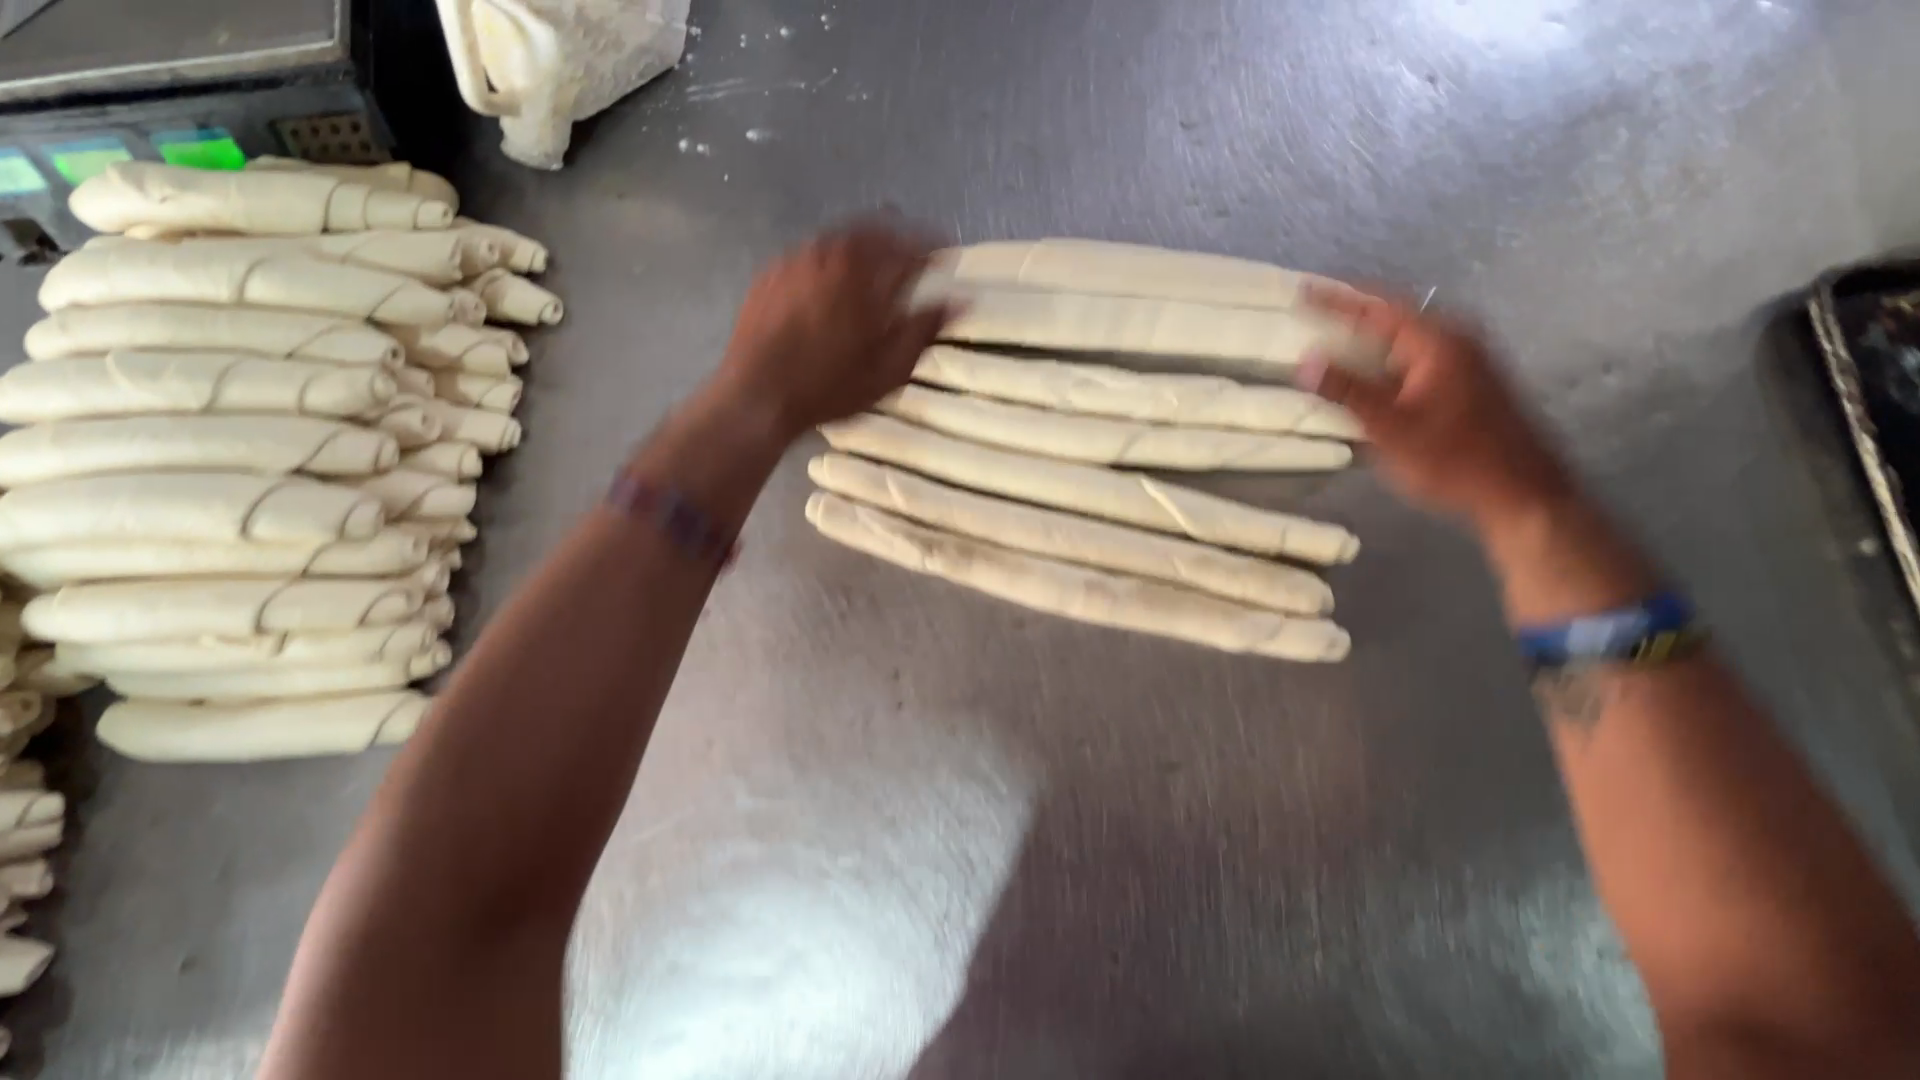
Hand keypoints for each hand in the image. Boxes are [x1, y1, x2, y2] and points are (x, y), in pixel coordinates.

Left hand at [707, 220, 955, 441]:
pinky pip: (809, 256)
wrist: (755, 397)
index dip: (933, 250)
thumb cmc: (829, 388)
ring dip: (863, 250)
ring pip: (840, 239)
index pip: (912, 245)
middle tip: (912, 259)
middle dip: (899, 241)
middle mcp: (830, 251)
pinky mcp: (769, 273)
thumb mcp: (888, 369)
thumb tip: (959, 300)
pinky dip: (829, 263)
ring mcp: (794, 258)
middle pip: (874, 230)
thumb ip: (924, 329)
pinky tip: (830, 287)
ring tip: (873, 272)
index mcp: (865, 270)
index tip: (944, 260)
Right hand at [1296, 285, 1575, 531]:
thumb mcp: (1392, 429)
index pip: (1378, 307)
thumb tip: (1306, 360)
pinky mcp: (1467, 383)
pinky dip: (1384, 359)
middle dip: (1351, 315)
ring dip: (1367, 340)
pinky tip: (1364, 375)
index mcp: (1437, 342)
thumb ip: (1348, 392)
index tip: (1301, 292)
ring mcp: (1465, 361)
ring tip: (1328, 340)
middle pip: (1393, 318)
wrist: (1521, 493)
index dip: (1337, 300)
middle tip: (1311, 312)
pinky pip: (1415, 357)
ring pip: (1404, 340)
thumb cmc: (1454, 461)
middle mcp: (1455, 341)